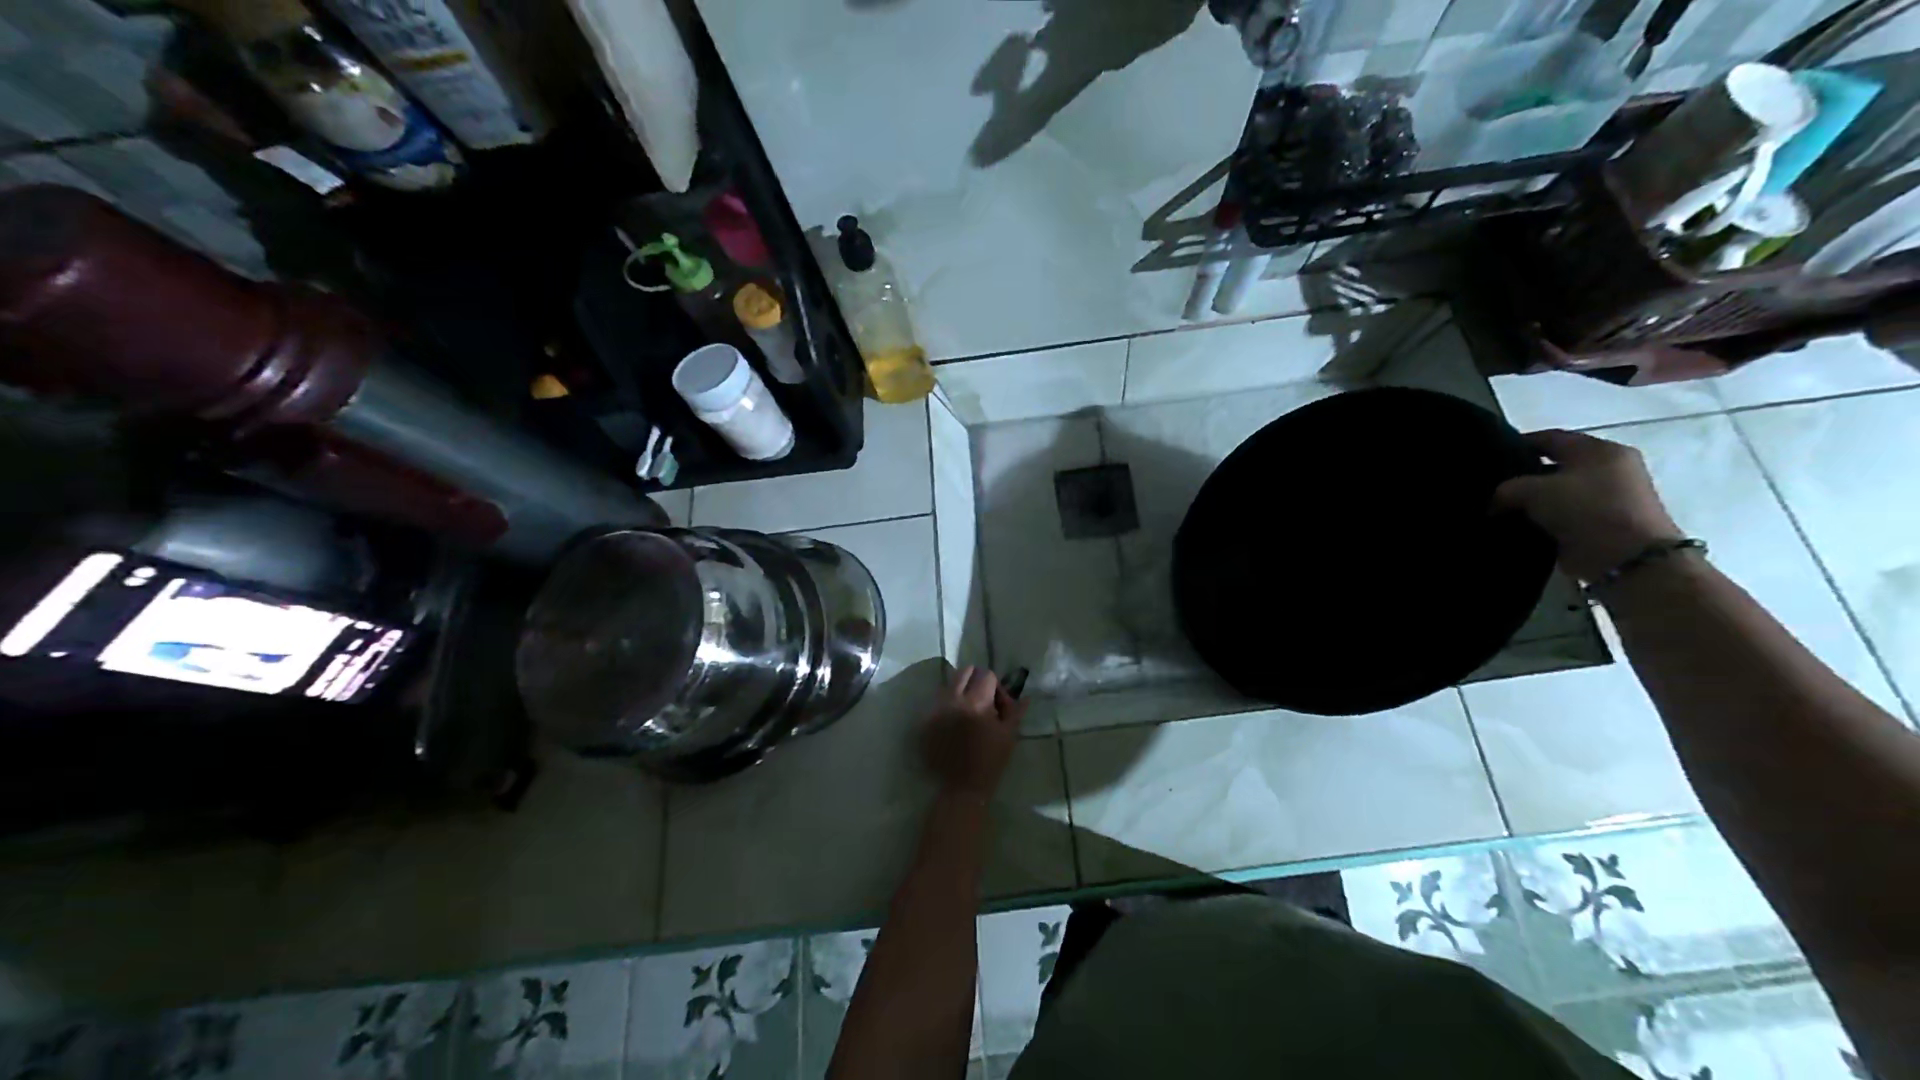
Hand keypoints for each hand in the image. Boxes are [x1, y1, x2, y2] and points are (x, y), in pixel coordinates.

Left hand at [923, 666, 1025, 798]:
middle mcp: (953, 700)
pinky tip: (954, 723)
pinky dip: (948, 705)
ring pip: (949, 684)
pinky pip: (938, 701)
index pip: (986, 675)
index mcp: (976, 702)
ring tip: (967, 711)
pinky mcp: (926, 720)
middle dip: (976, 679)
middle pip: (964, 671)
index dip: (996, 686)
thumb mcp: (1008, 735)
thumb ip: (1015, 710)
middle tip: (983, 699)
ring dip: (960, 690)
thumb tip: (1024, 696)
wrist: (962, 787)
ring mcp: (937, 709)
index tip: (998, 703)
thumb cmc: (990, 761)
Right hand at [1493, 429, 1684, 582]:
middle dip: (1523, 474)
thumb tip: (1495, 502)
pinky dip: (1543, 519)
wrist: (1626, 557)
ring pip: (1557, 492)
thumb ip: (1507, 489)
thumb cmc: (1585, 508)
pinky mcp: (1603, 523)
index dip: (1518, 443)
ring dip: (1532, 501)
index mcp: (1600, 450)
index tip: (1489, 454)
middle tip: (1492, 484)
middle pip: (1555, 465)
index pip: (1550, 438)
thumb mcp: (1533, 490)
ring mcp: (1610, 497)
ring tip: (1499, 507)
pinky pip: (1563, 515)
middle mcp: (1609, 468)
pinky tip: (1518, 524)